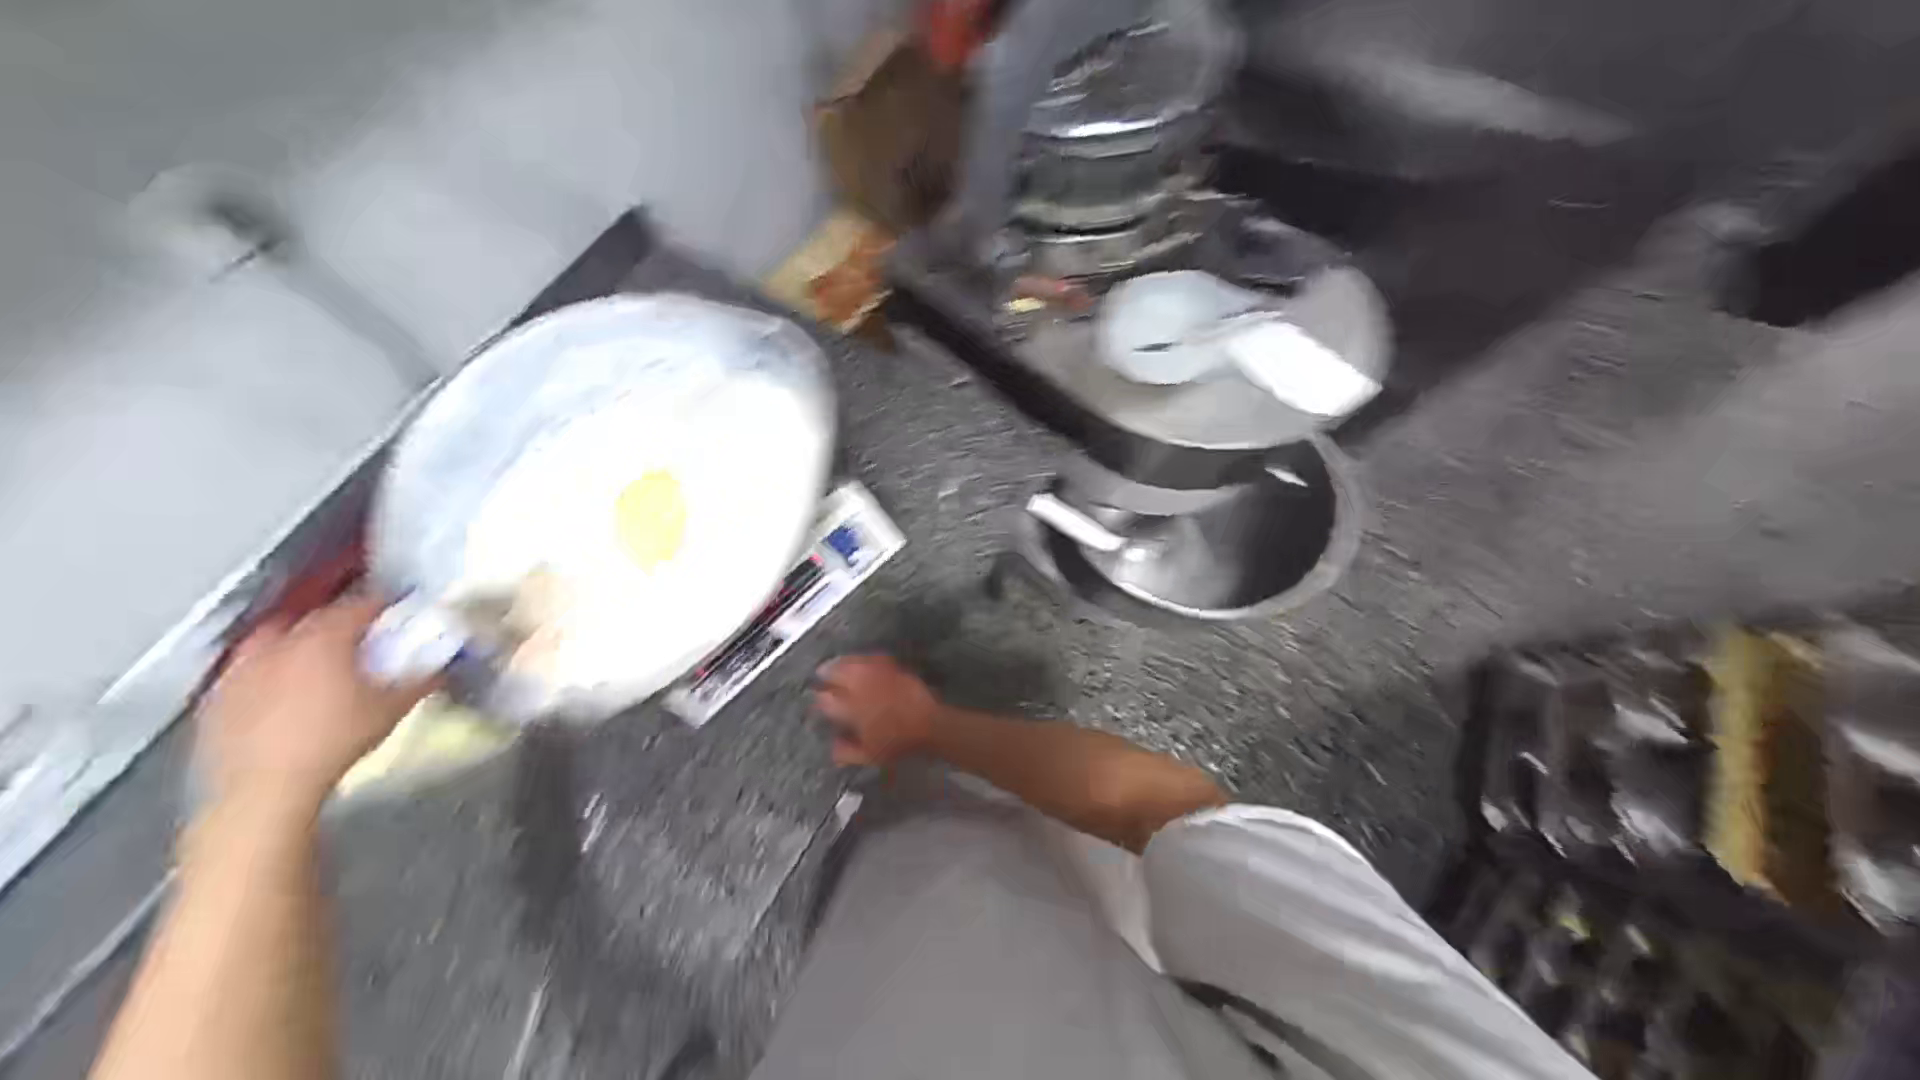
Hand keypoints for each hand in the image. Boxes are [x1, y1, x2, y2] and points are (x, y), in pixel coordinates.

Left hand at [198, 593, 430, 816]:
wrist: (265, 787)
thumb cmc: (338, 739)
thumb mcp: (393, 709)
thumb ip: (421, 680)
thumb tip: (442, 666)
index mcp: (324, 641)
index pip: (357, 607)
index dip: (380, 605)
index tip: (395, 609)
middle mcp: (279, 645)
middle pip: (311, 616)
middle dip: (335, 618)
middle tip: (356, 630)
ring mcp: (241, 670)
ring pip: (270, 638)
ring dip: (294, 637)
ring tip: (312, 651)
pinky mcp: (216, 697)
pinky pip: (244, 667)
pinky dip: (265, 666)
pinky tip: (278, 684)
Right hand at [812, 655, 940, 765]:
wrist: (930, 725)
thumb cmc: (898, 743)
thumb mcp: (869, 756)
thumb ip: (847, 752)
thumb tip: (832, 747)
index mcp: (852, 710)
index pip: (827, 701)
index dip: (818, 699)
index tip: (815, 698)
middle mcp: (861, 688)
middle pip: (837, 674)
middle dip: (826, 673)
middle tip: (819, 673)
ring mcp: (877, 676)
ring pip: (853, 662)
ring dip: (841, 662)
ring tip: (834, 663)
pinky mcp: (892, 668)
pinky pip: (872, 658)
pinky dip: (863, 657)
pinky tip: (860, 659)